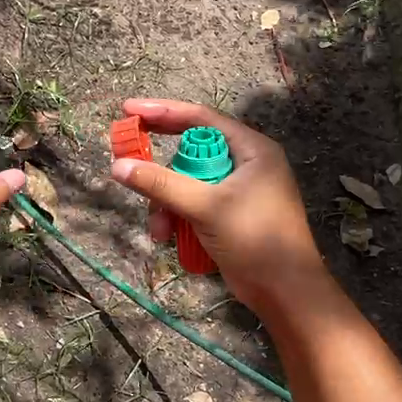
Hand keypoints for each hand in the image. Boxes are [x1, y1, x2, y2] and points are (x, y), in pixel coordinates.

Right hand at [107, 99, 325, 313]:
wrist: (284, 290)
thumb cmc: (255, 238)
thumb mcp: (205, 207)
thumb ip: (160, 184)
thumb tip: (117, 166)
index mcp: (251, 150)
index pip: (200, 118)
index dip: (162, 112)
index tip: (128, 110)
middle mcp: (244, 164)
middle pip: (188, 153)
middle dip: (159, 172)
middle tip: (125, 164)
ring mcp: (235, 191)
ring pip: (184, 183)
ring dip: (164, 204)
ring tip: (159, 230)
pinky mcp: (226, 214)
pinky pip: (189, 203)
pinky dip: (175, 216)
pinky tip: (168, 237)